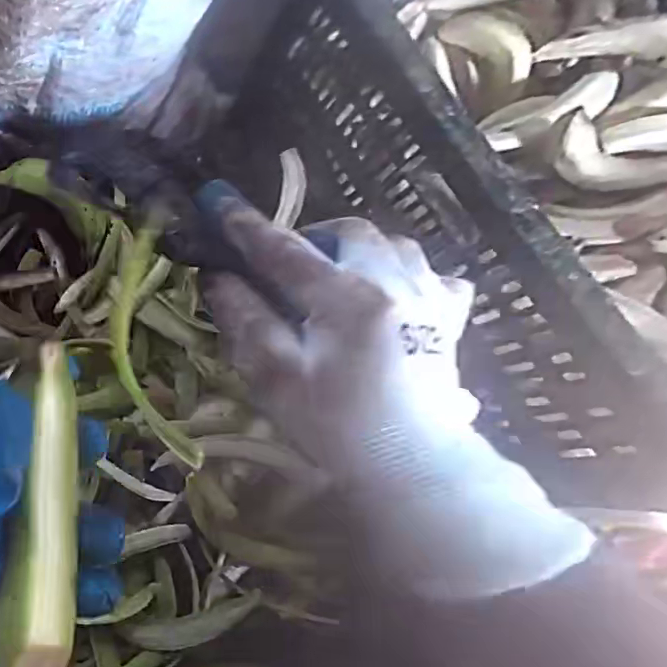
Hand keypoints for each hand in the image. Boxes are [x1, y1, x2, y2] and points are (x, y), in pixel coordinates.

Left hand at [0, 376, 117, 666]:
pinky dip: (78, 577)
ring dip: (82, 526)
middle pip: (21, 468)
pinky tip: (94, 592)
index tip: (47, 382)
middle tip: (97, 448)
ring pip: (48, 520)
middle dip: (60, 459)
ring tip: (104, 544)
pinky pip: (55, 572)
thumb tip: (6, 417)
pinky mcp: (14, 592)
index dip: (6, 402)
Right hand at [203, 210, 479, 483]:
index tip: (216, 199)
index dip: (244, 224)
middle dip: (308, 236)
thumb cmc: (333, 423)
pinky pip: (427, 272)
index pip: (284, 249)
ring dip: (351, 249)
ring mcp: (432, 298)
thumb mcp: (272, 374)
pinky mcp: (450, 319)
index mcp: (348, 299)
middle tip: (279, 264)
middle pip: (348, 232)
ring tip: (325, 277)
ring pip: (391, 244)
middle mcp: (395, 284)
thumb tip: (219, 277)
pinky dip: (396, 270)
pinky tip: (381, 295)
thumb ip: (245, 318)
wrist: (412, 467)